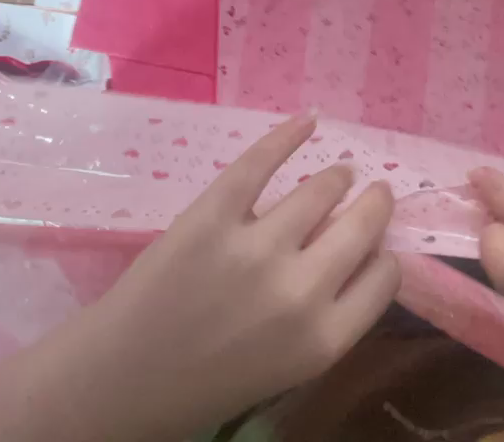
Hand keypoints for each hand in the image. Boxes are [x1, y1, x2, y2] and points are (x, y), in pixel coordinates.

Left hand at [81, 114, 400, 434]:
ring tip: (338, 174)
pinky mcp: (212, 216)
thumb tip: (362, 251)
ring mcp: (255, 249)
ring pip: (322, 189)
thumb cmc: (207, 383)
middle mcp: (300, 292)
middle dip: (376, 203)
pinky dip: (288, 135)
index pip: (385, 276)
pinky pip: (260, 162)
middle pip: (364, 225)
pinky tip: (308, 121)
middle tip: (375, 192)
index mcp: (322, 339)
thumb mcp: (288, 367)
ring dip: (337, 177)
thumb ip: (330, 315)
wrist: (118, 383)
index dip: (383, 255)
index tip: (373, 247)